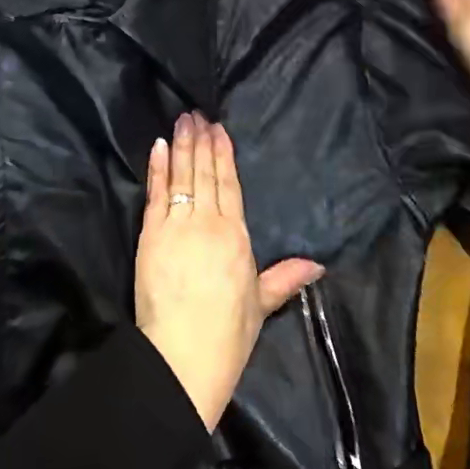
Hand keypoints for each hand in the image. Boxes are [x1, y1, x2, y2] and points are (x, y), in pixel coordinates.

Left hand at [135, 113, 323, 431]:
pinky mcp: (151, 235)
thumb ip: (286, 278)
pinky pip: (156, 193)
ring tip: (181, 121)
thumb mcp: (261, 304)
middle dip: (200, 141)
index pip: (230, 185)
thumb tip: (318, 265)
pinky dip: (157, 168)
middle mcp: (207, 222)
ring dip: (180, 146)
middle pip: (204, 173)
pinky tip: (157, 147)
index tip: (219, 130)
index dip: (223, 155)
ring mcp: (177, 225)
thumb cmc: (227, 334)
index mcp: (236, 235)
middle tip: (196, 114)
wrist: (184, 354)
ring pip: (181, 176)